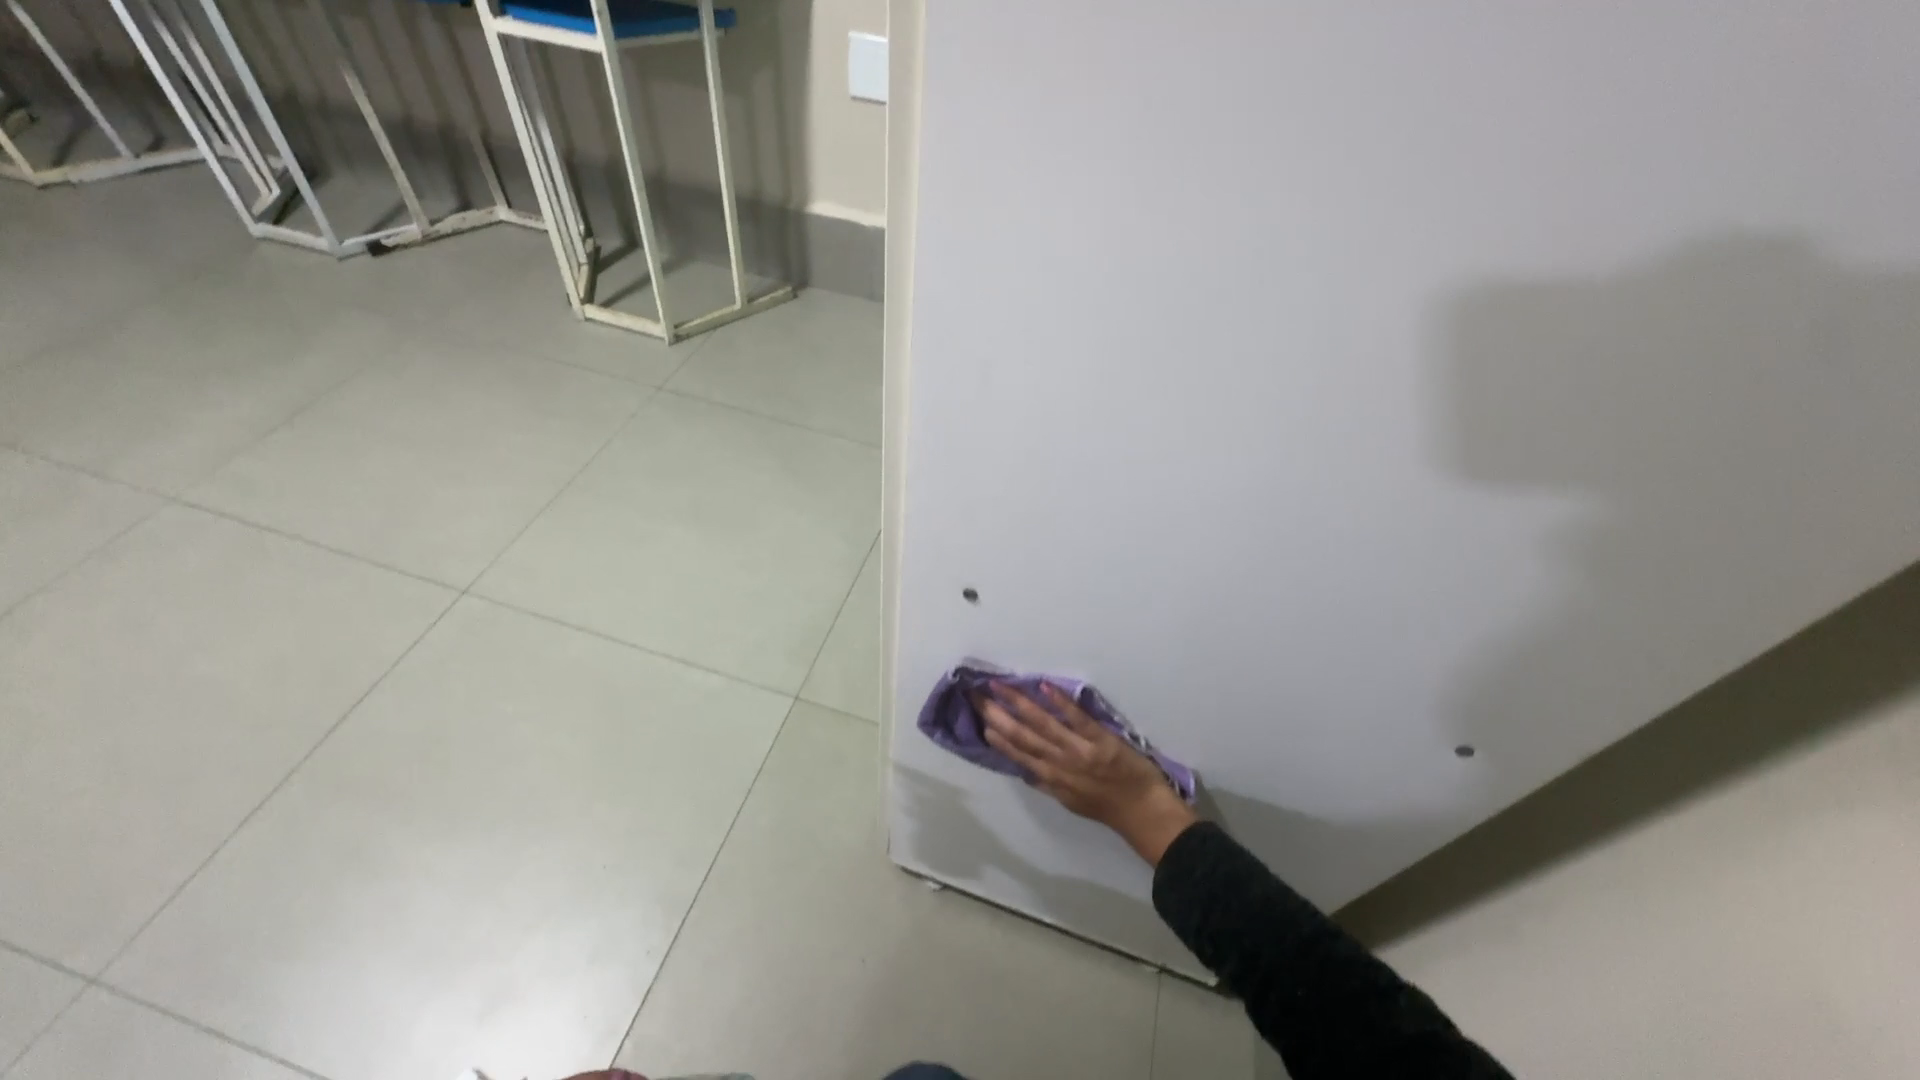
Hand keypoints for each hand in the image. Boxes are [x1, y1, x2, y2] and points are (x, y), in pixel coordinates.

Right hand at [974, 683, 1197, 865]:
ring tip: (999, 687)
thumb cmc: (1109, 806)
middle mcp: (1059, 764)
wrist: (1144, 811)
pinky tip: (1043, 686)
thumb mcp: (1071, 801)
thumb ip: (1048, 785)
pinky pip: (1076, 718)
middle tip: (977, 696)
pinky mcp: (1101, 741)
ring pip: (1043, 724)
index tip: (978, 720)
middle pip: (1022, 736)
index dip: (997, 737)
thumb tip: (1025, 772)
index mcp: (1051, 779)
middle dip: (997, 715)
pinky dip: (1059, 702)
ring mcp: (1079, 751)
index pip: (1017, 754)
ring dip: (1019, 704)